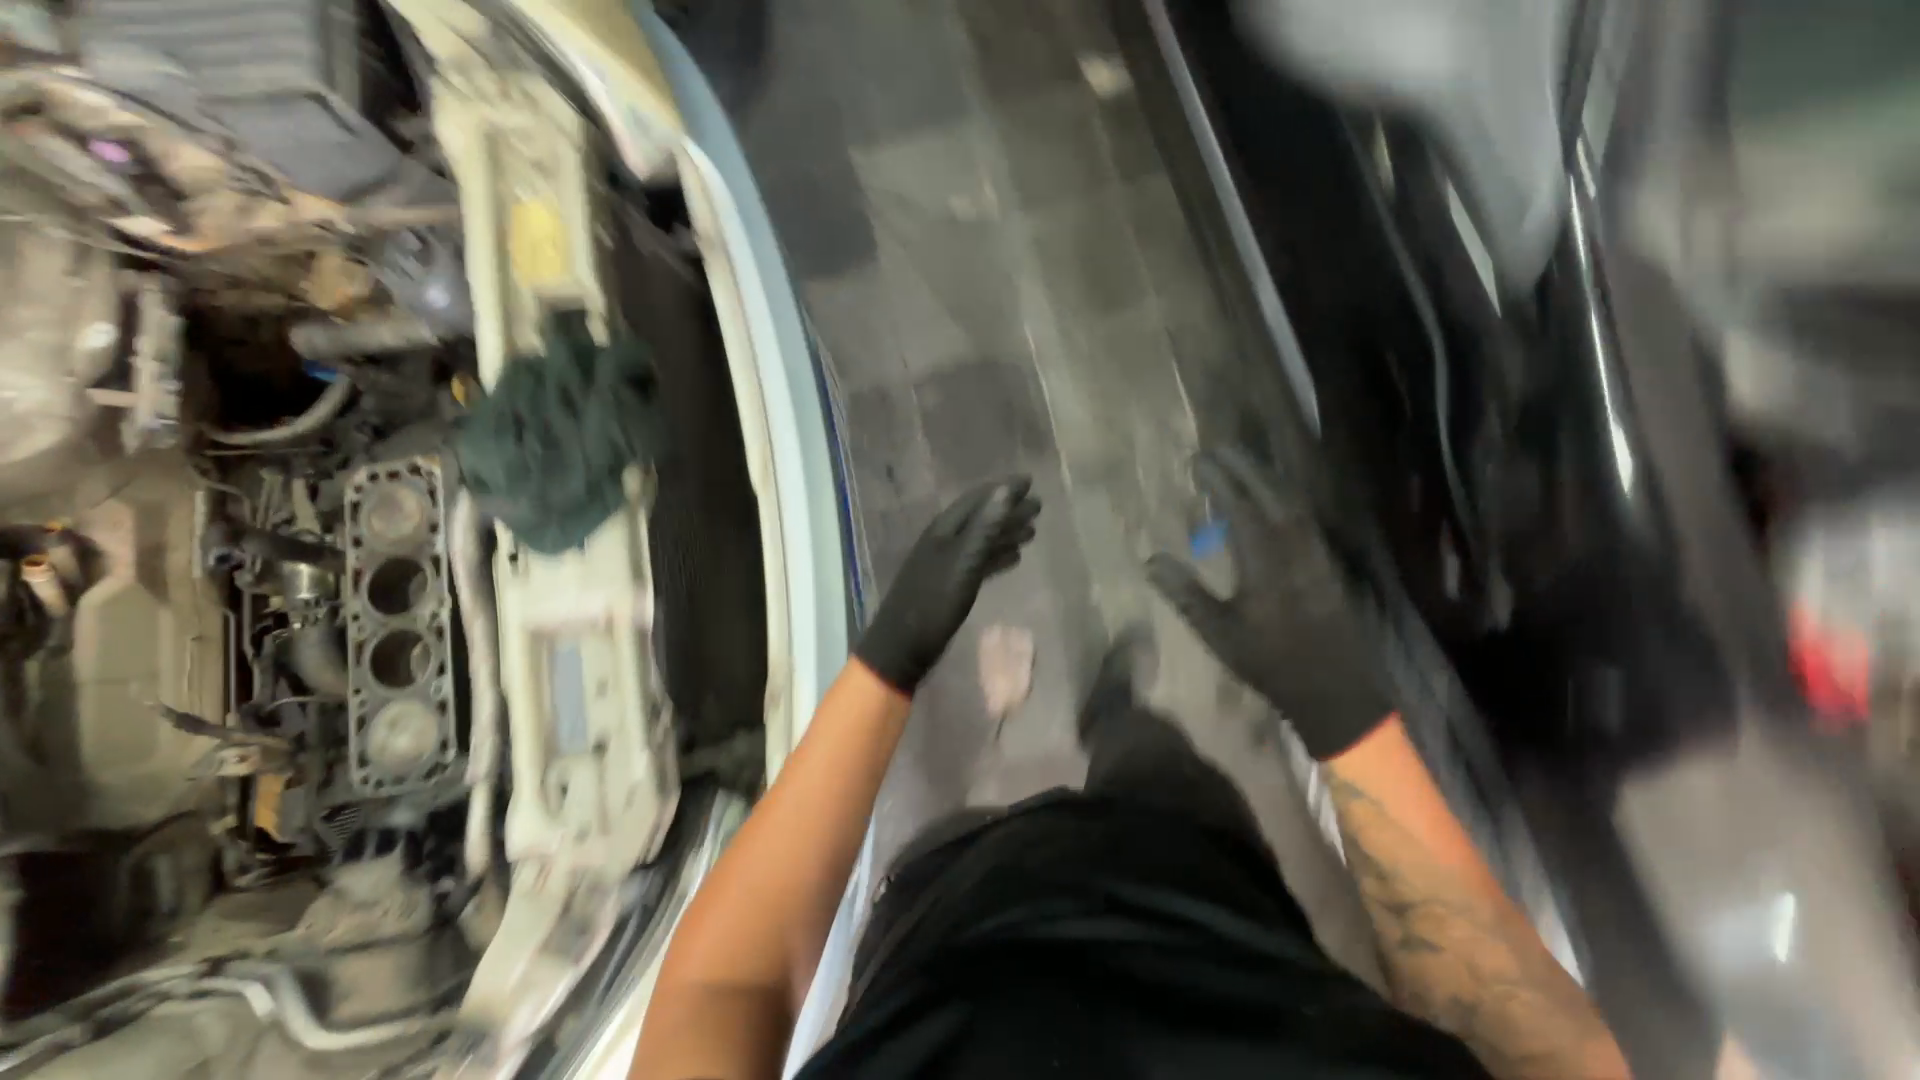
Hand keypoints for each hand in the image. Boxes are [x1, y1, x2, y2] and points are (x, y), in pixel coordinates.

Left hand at [856, 478, 1041, 694]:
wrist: (902, 646)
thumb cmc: (933, 603)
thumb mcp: (963, 563)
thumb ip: (984, 527)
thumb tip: (1005, 490)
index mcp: (943, 531)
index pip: (977, 500)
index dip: (1003, 490)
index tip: (1029, 481)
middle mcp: (943, 541)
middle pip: (980, 519)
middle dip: (1008, 510)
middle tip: (1038, 506)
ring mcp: (945, 564)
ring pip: (980, 541)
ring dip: (1005, 534)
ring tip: (1032, 531)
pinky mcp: (948, 585)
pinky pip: (978, 562)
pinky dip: (996, 557)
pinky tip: (1013, 560)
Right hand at [1147, 448, 1391, 758]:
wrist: (1334, 687)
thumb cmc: (1270, 662)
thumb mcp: (1219, 633)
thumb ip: (1185, 593)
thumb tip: (1150, 560)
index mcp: (1266, 562)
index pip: (1241, 508)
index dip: (1220, 481)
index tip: (1198, 461)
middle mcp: (1295, 547)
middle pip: (1271, 493)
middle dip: (1244, 467)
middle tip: (1218, 449)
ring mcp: (1316, 552)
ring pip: (1293, 501)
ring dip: (1267, 477)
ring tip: (1241, 464)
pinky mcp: (1327, 561)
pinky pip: (1305, 515)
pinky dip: (1284, 496)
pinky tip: (1273, 498)